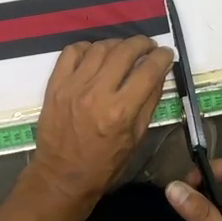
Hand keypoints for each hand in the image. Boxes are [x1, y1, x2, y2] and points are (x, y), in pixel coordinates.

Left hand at [25, 37, 173, 207]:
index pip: (148, 71)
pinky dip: (86, 47)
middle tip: (148, 46)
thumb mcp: (136, 139)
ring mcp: (73, 86)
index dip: (161, 57)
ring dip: (116, 44)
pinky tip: (95, 53)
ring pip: (99, 48)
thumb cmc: (104, 165)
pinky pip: (71, 52)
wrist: (62, 176)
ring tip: (124, 49)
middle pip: (124, 52)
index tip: (166, 53)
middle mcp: (97, 93)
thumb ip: (148, 103)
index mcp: (121, 111)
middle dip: (141, 44)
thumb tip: (159, 73)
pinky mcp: (55, 85)